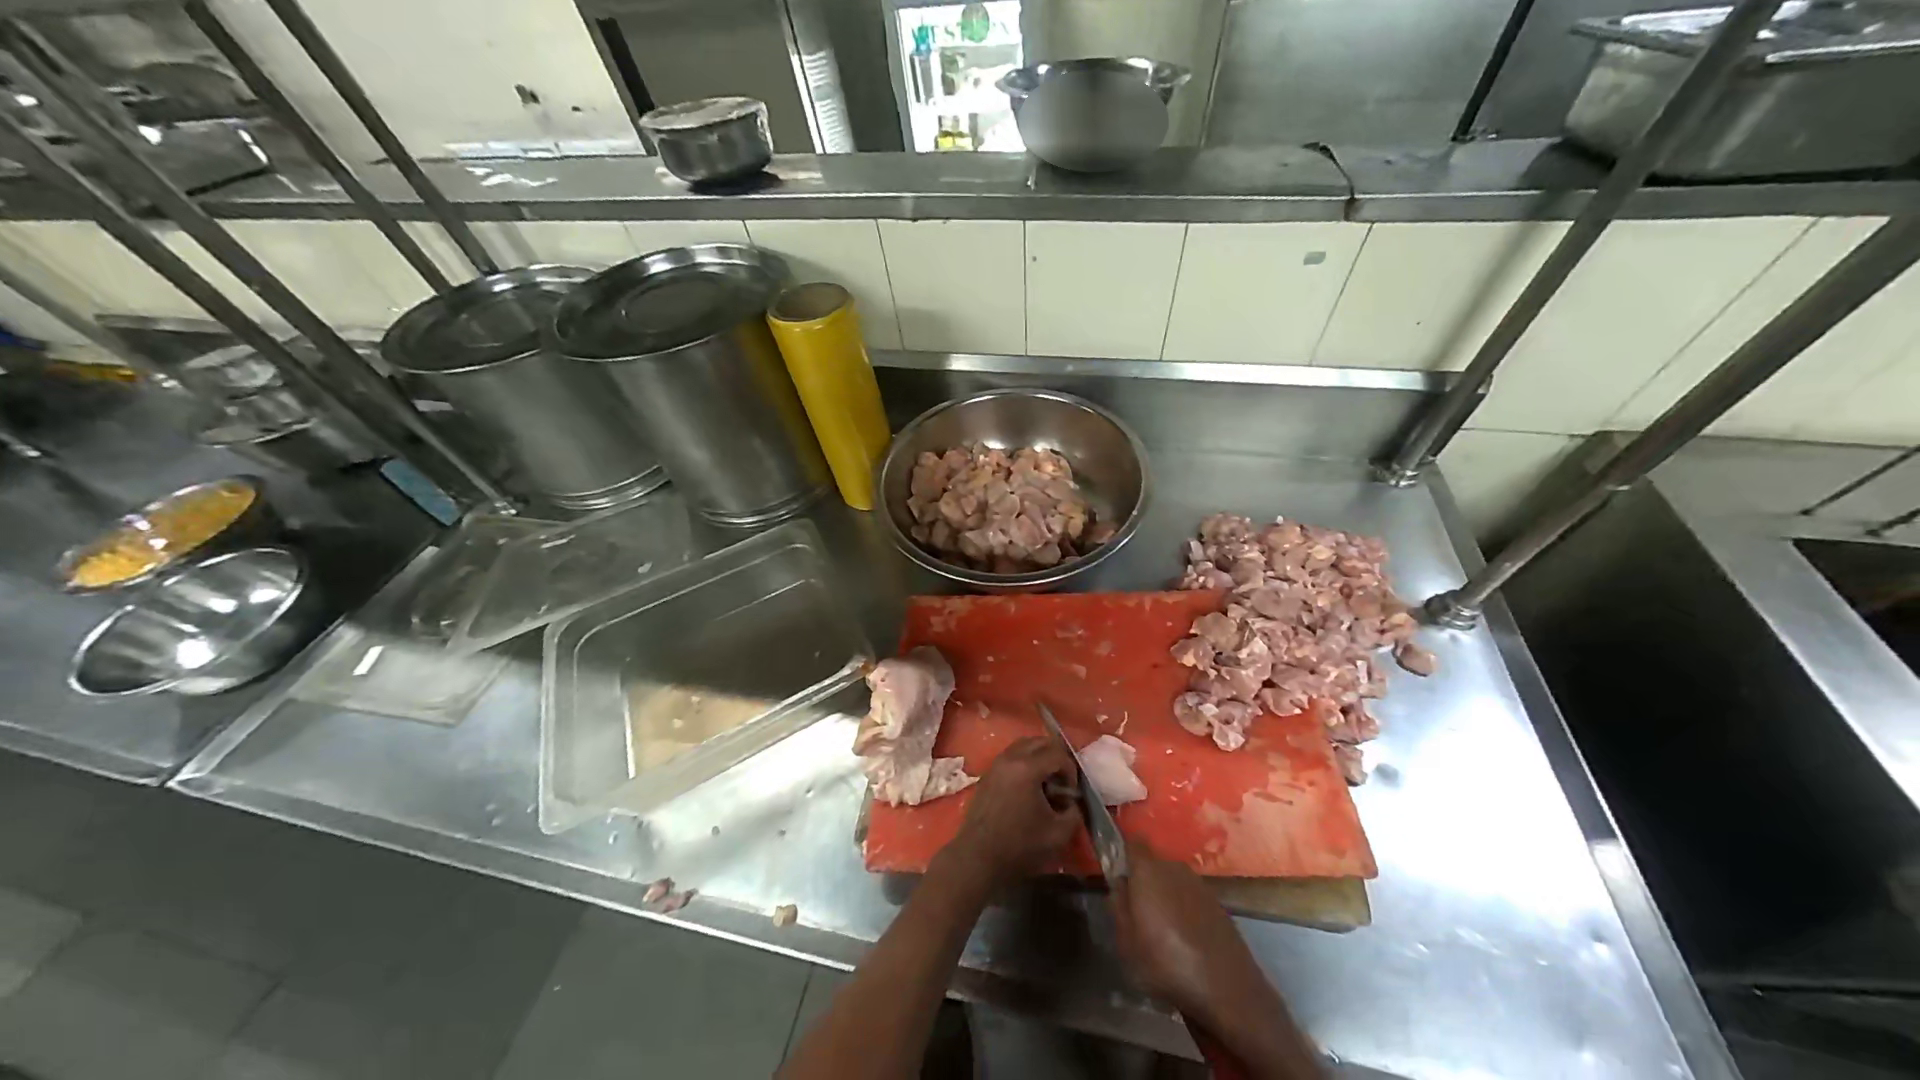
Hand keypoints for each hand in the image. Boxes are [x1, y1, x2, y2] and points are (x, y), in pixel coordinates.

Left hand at [943, 736, 1078, 887]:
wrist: (978, 859)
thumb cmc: (1020, 846)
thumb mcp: (1059, 834)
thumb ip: (1073, 812)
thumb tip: (1071, 802)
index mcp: (1027, 768)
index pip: (1057, 753)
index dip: (1071, 770)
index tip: (1072, 792)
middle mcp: (1009, 758)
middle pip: (1038, 742)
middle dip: (1055, 756)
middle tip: (1062, 780)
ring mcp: (995, 765)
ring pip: (1022, 746)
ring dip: (1038, 758)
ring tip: (1046, 783)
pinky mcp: (986, 776)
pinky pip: (1010, 757)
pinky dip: (1023, 763)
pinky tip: (1028, 789)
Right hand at [1110, 839, 1274, 1028]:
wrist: (1226, 988)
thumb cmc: (1165, 962)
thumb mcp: (1126, 941)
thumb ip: (1118, 905)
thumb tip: (1120, 883)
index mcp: (1148, 871)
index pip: (1133, 842)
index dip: (1124, 851)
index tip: (1118, 871)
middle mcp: (1175, 868)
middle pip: (1153, 863)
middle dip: (1144, 879)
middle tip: (1137, 909)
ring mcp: (1200, 885)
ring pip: (1173, 881)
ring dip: (1165, 895)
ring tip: (1161, 927)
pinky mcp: (1218, 904)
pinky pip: (1191, 897)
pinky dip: (1185, 908)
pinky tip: (1185, 938)